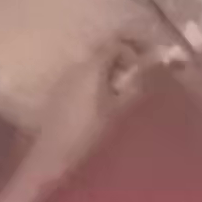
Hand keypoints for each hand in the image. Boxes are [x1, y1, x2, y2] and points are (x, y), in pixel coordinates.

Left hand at [11, 38, 147, 187]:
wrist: (51, 159)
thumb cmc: (88, 134)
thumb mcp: (119, 111)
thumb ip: (136, 86)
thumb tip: (150, 68)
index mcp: (92, 67)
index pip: (114, 42)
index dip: (133, 48)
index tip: (146, 63)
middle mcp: (76, 67)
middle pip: (103, 53)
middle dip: (123, 61)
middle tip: (138, 79)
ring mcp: (64, 80)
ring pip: (93, 67)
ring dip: (110, 74)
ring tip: (124, 94)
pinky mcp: (58, 95)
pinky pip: (83, 80)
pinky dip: (97, 85)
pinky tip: (104, 105)